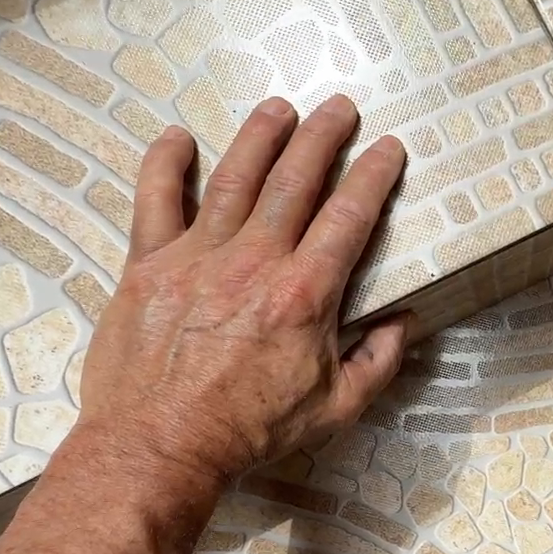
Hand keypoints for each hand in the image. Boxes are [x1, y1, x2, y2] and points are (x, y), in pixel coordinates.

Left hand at [72, 94, 409, 497]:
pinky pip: (154, 203)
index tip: (388, 148)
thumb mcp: (338, 407)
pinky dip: (164, 165)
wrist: (158, 447)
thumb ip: (379, 360)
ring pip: (234, 180)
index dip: (373, 177)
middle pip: (294, 183)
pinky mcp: (147, 266)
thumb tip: (404, 320)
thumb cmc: (253, 429)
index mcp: (304, 295)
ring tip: (280, 107)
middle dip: (323, 138)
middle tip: (340, 106)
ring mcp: (196, 258)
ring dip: (260, 138)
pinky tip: (176, 136)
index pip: (349, 218)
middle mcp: (254, 263)